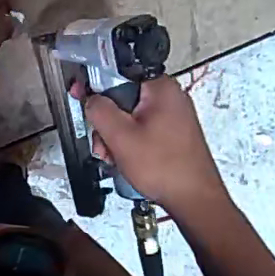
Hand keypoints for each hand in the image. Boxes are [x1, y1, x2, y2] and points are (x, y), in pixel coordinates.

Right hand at [73, 77, 229, 215]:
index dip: (96, 88)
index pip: (118, 75)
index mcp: (160, 88)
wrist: (193, 199)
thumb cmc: (165, 168)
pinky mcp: (173, 134)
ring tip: (118, 158)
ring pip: (130, 119)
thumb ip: (99, 110)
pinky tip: (130, 162)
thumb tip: (90, 98)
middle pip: (122, 100)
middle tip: (106, 145)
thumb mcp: (120, 136)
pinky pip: (143, 131)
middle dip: (108, 124)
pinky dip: (131, 145)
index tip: (81, 95)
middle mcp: (170, 98)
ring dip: (117, 138)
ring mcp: (173, 117)